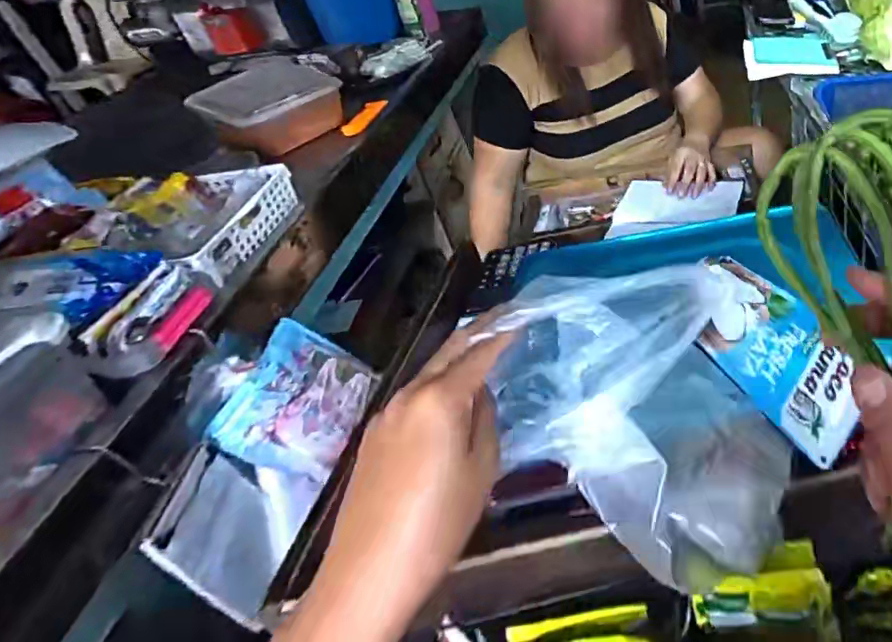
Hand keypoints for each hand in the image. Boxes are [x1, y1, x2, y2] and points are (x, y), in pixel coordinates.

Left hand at [275, 329, 514, 641]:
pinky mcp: (373, 439)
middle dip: (479, 330)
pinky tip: (454, 395)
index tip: (526, 313)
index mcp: (439, 398)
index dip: (505, 331)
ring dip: (457, 356)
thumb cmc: (438, 521)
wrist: (365, 579)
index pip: (480, 351)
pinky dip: (439, 383)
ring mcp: (385, 417)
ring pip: (429, 372)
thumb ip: (484, 418)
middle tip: (508, 315)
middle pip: (448, 350)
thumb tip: (478, 395)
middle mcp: (408, 397)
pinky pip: (415, 396)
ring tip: (486, 350)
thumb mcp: (483, 466)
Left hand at [665, 140, 715, 196]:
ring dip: (698, 185)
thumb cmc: (682, 150)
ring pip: (702, 173)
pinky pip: (712, 172)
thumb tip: (665, 187)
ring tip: (694, 196)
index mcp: (681, 154)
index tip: (669, 192)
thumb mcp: (673, 156)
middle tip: (681, 196)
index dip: (672, 180)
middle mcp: (693, 156)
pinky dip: (711, 181)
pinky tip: (709, 189)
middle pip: (690, 171)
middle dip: (685, 184)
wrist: (698, 139)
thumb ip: (669, 171)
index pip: (676, 168)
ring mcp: (703, 159)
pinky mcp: (710, 163)